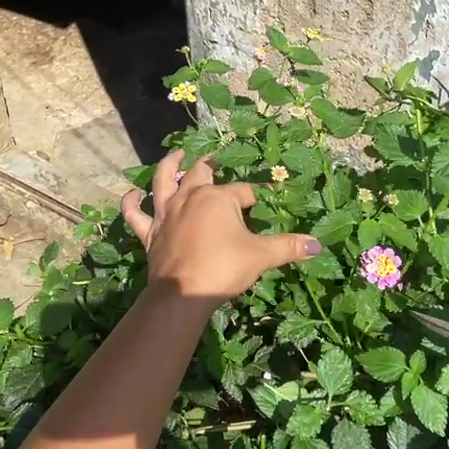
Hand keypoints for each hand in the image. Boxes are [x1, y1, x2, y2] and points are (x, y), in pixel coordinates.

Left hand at [120, 150, 319, 300]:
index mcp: (217, 197)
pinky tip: (131, 194)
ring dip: (167, 165)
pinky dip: (130, 202)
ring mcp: (166, 212)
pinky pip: (134, 213)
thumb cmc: (223, 268)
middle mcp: (189, 196)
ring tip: (174, 155)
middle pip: (200, 174)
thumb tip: (318, 245)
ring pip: (163, 181)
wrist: (183, 294)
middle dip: (209, 166)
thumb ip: (288, 247)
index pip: (242, 191)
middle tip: (214, 161)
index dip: (254, 197)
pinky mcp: (149, 231)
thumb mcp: (261, 256)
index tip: (262, 204)